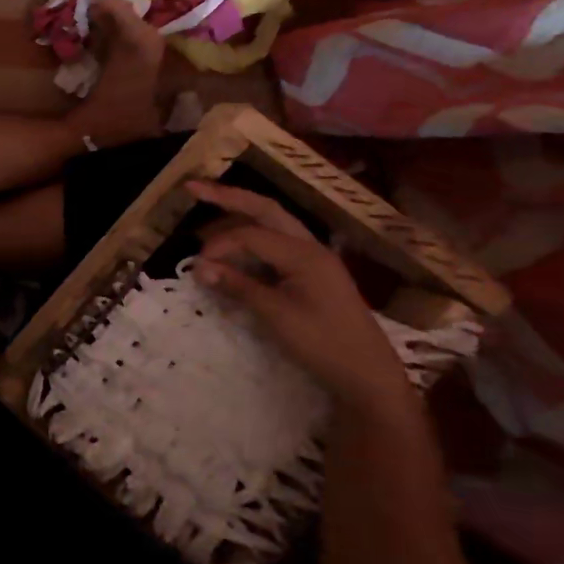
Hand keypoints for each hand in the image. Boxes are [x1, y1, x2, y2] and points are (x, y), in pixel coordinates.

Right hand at [187, 181, 413, 415]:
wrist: (369, 376)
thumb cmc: (324, 345)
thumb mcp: (277, 317)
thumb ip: (239, 287)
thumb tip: (200, 268)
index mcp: (304, 253)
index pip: (251, 234)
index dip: (220, 245)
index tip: (198, 266)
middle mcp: (309, 246)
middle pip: (265, 209)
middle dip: (228, 197)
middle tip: (194, 187)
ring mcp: (313, 257)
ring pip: (273, 222)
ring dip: (241, 213)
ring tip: (209, 207)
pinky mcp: (312, 272)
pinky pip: (278, 242)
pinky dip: (253, 237)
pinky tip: (236, 242)